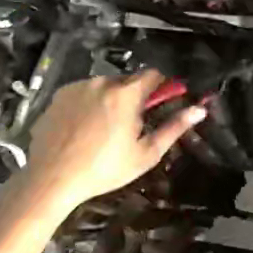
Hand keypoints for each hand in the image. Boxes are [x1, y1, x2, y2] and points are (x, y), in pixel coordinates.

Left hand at [17, 71, 207, 218]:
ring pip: (103, 88)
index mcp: (126, 93)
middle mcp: (101, 82)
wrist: (52, 178)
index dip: (160, 87)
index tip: (159, 105)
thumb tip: (200, 109)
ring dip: (108, 101)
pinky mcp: (58, 96)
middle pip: (126, 81)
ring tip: (102, 132)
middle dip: (132, 98)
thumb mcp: (145, 153)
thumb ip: (174, 128)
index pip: (153, 74)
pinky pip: (81, 94)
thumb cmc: (105, 169)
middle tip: (128, 128)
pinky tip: (82, 131)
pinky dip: (86, 105)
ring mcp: (77, 87)